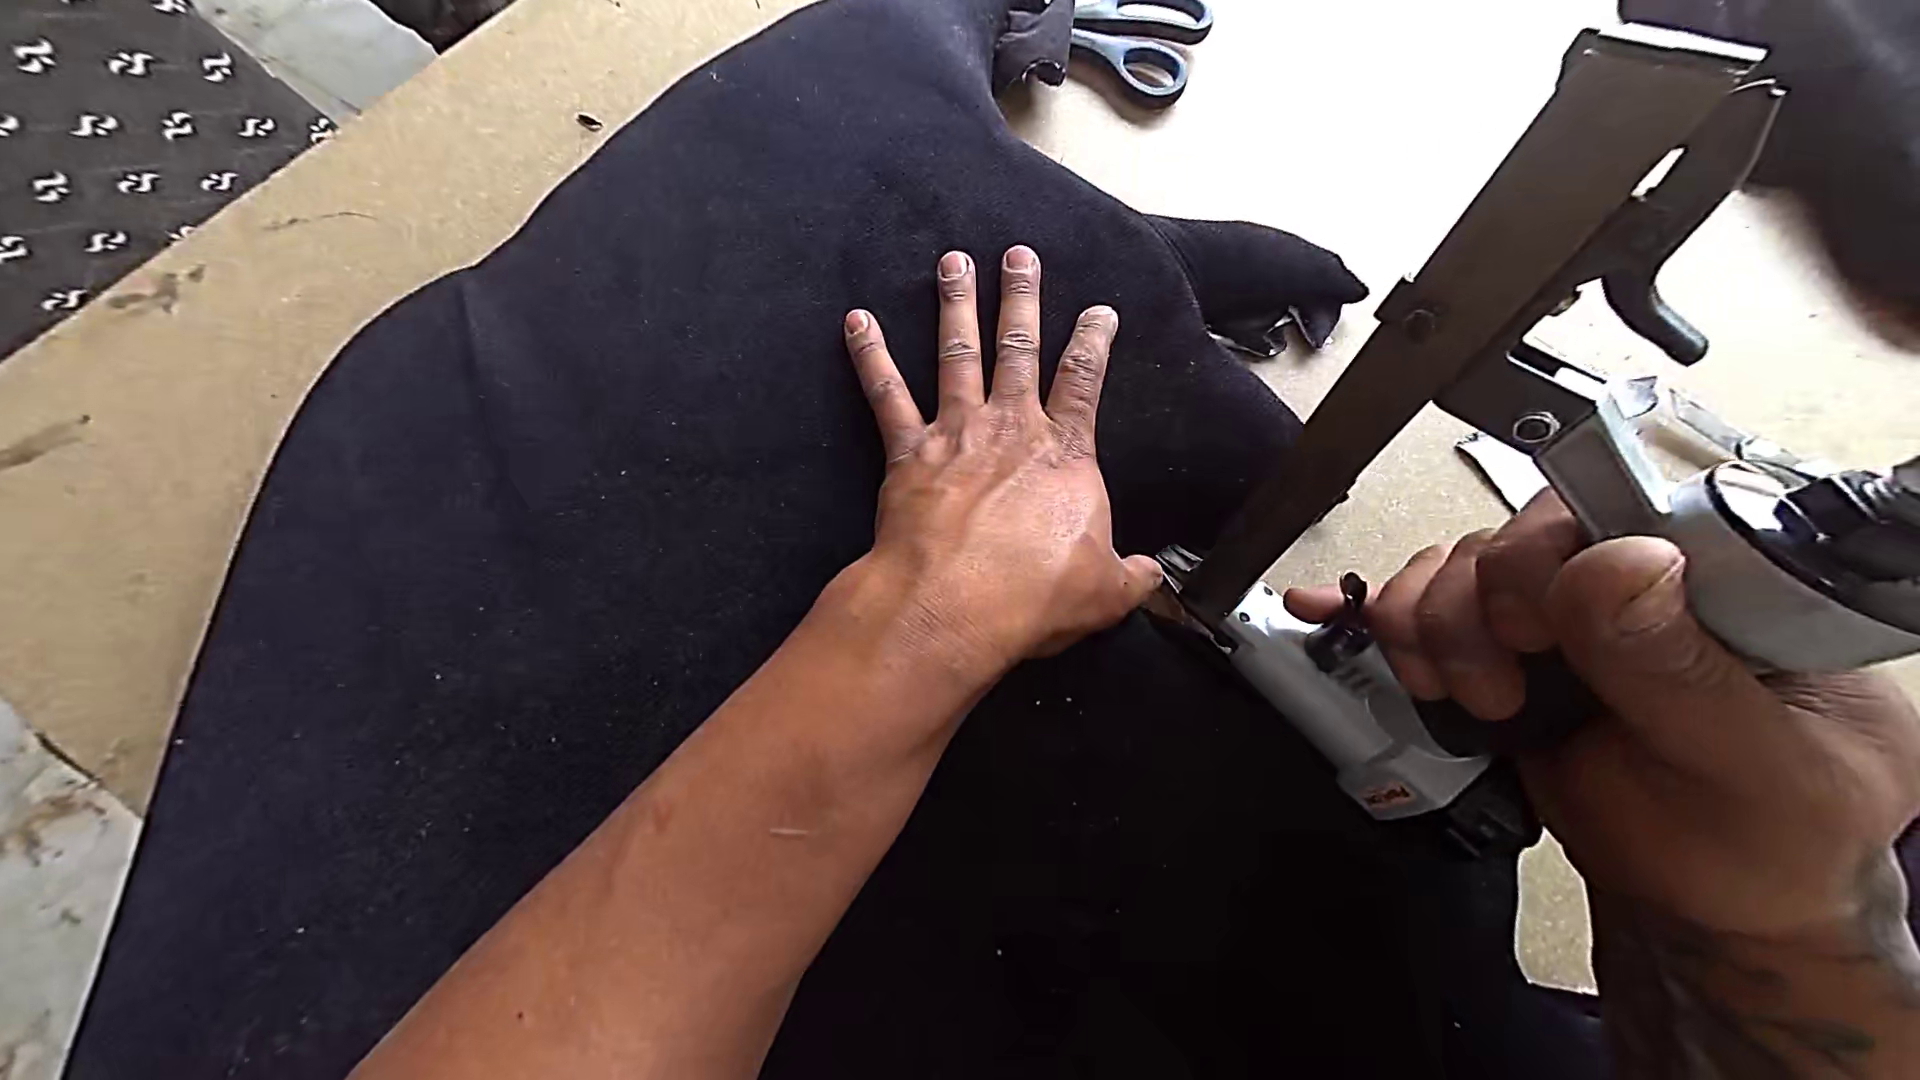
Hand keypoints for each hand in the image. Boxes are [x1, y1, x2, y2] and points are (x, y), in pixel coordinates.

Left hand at [836, 246, 1161, 677]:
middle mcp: (1011, 429)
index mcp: (1064, 454)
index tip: (1099, 312)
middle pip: (1019, 348)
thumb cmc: (1032, 593)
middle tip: (1019, 256)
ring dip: (956, 304)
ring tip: (953, 262)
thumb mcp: (1104, 591)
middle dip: (1021, 298)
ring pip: (959, 353)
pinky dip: (870, 355)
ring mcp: (957, 433)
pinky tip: (858, 321)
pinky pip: (886, 393)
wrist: (956, 604)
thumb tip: (1152, 576)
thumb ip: (1132, 576)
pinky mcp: (908, 452)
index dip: (1094, 342)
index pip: (1085, 381)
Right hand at [1285, 492, 1919, 942]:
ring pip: (1438, 572)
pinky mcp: (1475, 641)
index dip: (1537, 562)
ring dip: (1418, 631)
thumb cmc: (1746, 838)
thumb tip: (1617, 560)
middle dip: (1468, 619)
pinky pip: (1403, 601)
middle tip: (1496, 694)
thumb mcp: (1746, 763)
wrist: (1684, 888)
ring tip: (1453, 698)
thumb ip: (1676, 665)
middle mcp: (1609, 581)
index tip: (1534, 641)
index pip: (1596, 514)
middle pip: (1495, 545)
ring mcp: (1534, 611)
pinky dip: (1359, 609)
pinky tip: (1317, 610)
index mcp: (1706, 585)